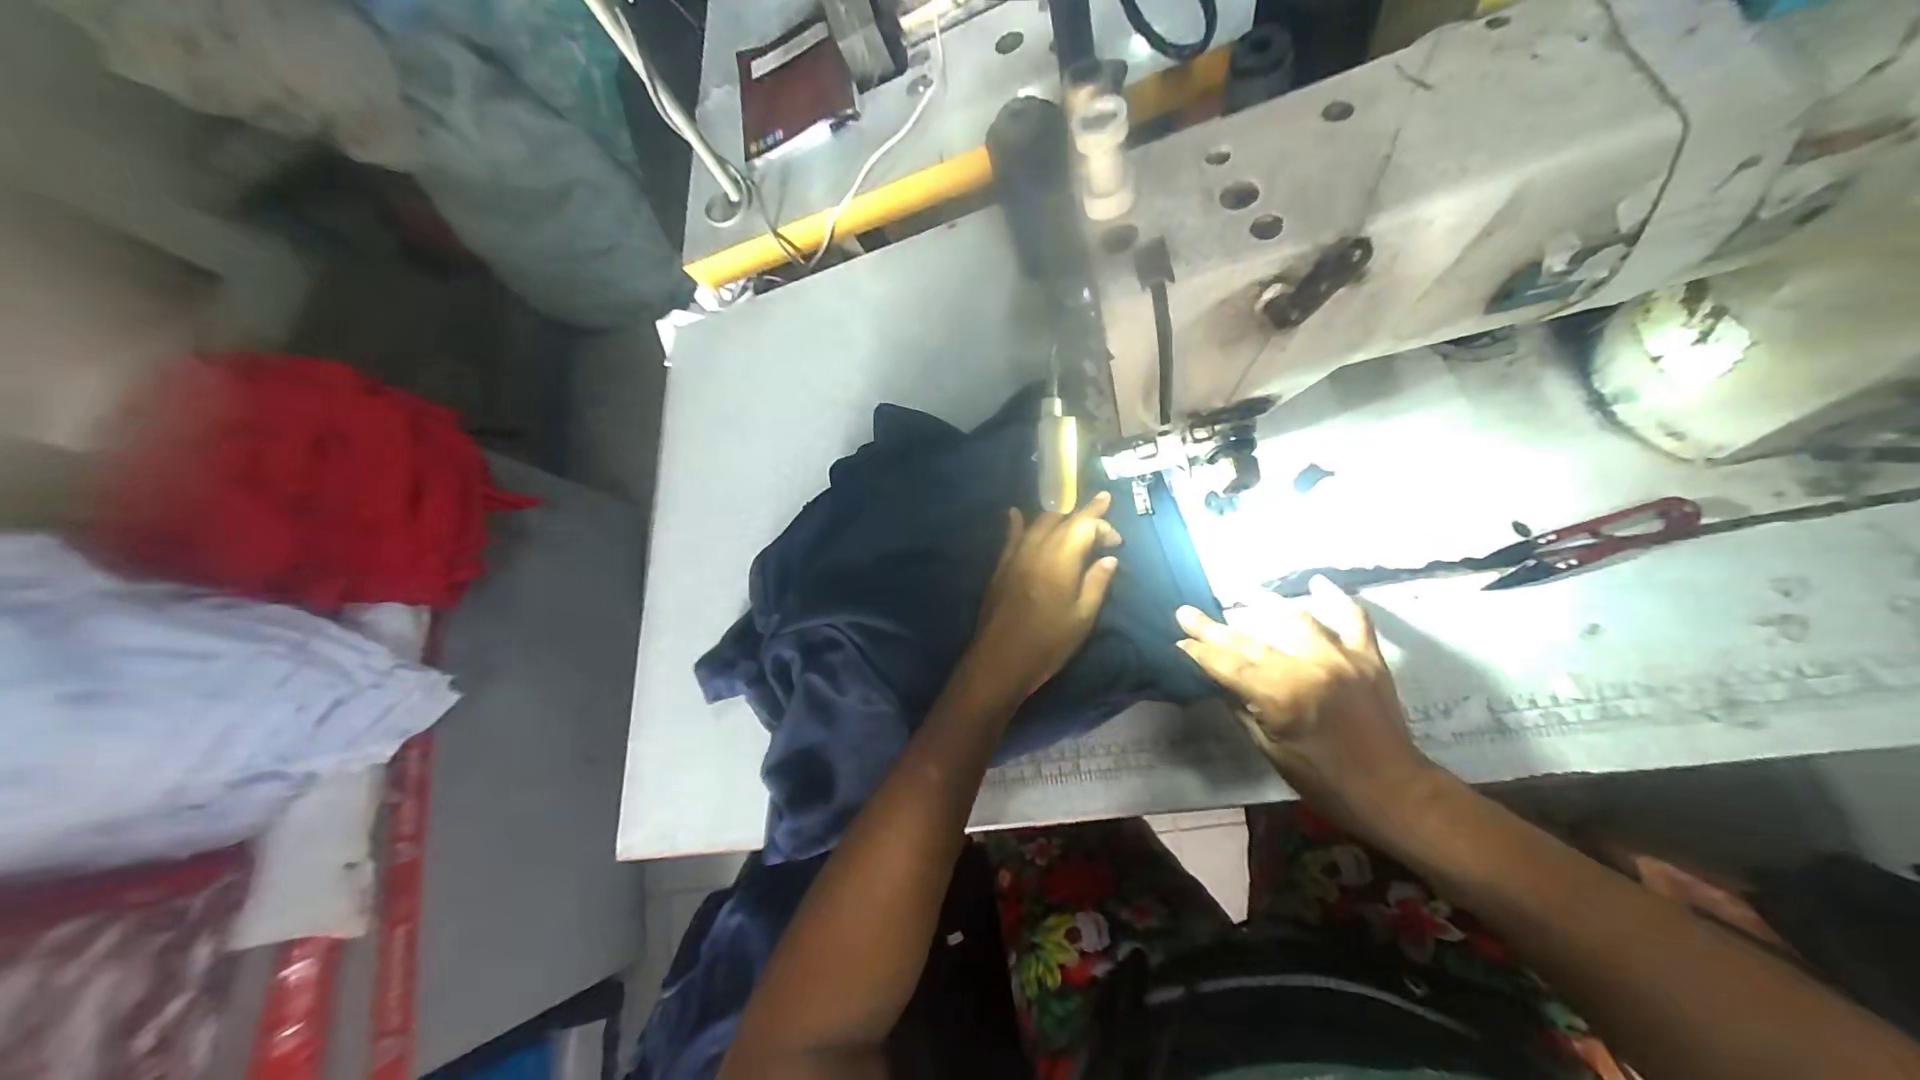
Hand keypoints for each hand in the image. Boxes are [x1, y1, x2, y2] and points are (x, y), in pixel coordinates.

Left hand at [966, 490, 1122, 702]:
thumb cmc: (1048, 642)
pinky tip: (1015, 513)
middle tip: (1101, 508)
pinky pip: (1011, 537)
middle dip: (1083, 513)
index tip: (1117, 542)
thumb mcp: (1083, 617)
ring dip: (1057, 516)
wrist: (1000, 660)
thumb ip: (1096, 583)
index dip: (1103, 526)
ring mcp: (1015, 556)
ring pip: (1037, 524)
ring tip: (1071, 512)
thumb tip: (1109, 559)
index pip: (1085, 525)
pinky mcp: (1001, 568)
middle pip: (1061, 518)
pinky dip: (1017, 523)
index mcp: (1061, 557)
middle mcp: (1037, 548)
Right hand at [1175, 576, 1437, 834]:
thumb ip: (1242, 707)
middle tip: (1187, 613)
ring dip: (1264, 605)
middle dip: (1214, 629)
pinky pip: (1353, 619)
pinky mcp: (1368, 658)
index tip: (1179, 639)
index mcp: (1281, 697)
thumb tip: (1217, 679)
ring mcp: (1342, 658)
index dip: (1200, 652)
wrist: (1392, 791)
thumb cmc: (1323, 780)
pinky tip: (1318, 582)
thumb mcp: (1269, 749)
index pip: (1228, 666)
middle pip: (1251, 642)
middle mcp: (1309, 669)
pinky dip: (1336, 599)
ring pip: (1295, 620)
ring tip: (1242, 594)